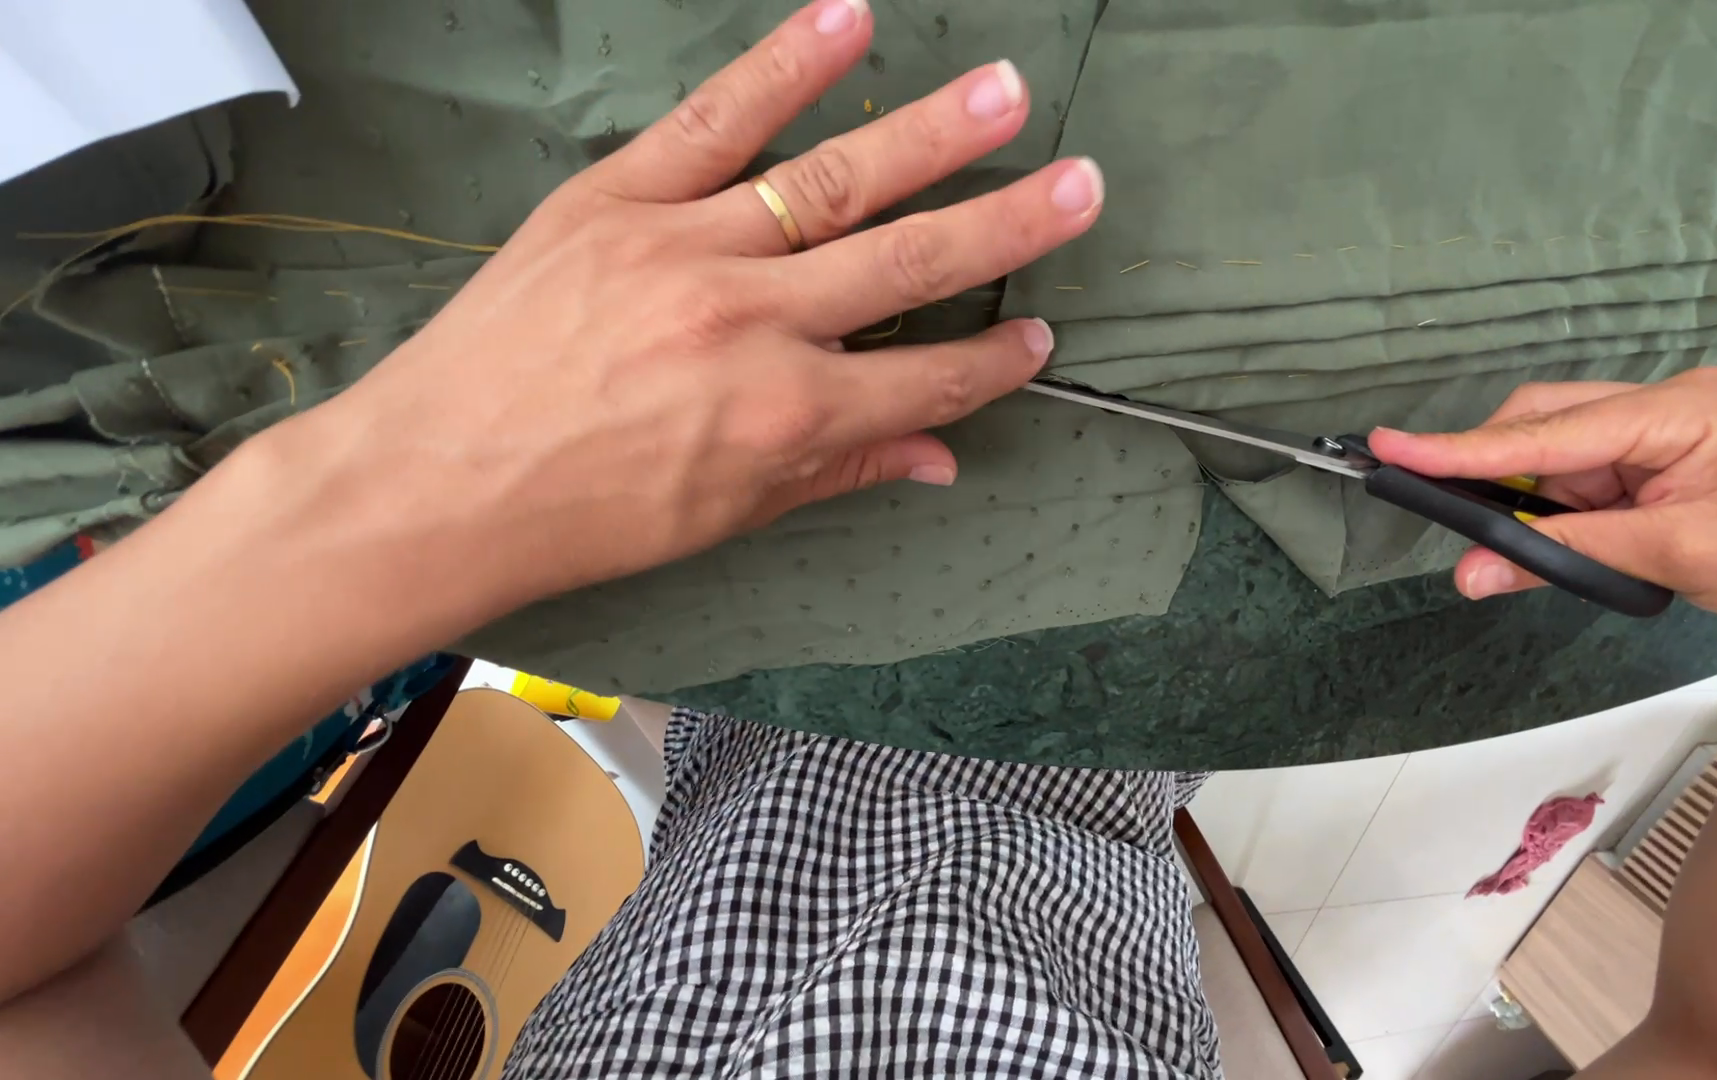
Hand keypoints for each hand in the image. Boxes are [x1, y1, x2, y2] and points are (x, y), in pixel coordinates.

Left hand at [252, 0, 1100, 628]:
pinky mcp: (617, 198)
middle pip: (908, 264)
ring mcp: (687, 247)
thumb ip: (846, 470)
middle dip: (1008, 227)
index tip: (1039, 338)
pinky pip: (713, 120)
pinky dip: (783, 65)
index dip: (992, 363)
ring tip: (1007, 94)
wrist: (442, 482)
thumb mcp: (735, 511)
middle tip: (1084, 186)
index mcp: (788, 416)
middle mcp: (756, 324)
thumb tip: (941, 459)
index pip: (927, 380)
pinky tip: (850, 22)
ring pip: (833, 181)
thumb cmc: (599, 514)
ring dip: (931, 134)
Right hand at [1369, 368, 1716, 630]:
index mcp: (1677, 410)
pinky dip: (1566, 510)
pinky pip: (1588, 477)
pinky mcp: (1672, 459)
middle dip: (1494, 469)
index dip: (1456, 448)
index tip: (1385, 447)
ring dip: (1534, 500)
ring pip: (1559, 452)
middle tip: (1463, 520)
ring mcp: (1670, 430)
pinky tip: (1575, 537)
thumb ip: (1562, 556)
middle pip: (1541, 422)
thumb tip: (1468, 572)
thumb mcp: (1681, 557)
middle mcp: (1667, 405)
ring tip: (1540, 546)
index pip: (1540, 433)